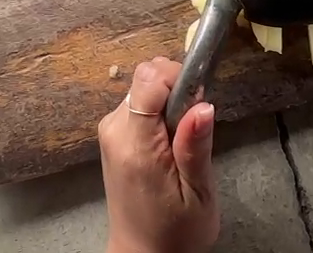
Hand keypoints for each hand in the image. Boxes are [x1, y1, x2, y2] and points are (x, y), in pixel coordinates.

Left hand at [97, 57, 218, 252]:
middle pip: (145, 79)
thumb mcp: (198, 195)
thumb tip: (203, 104)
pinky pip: (137, 102)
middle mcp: (115, 129)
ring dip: (165, 102)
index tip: (197, 101)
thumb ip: (196, 146)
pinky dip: (156, 112)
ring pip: (142, 88)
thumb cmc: (175, 233)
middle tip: (191, 127)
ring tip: (179, 142)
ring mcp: (110, 130)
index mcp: (136, 144)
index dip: (177, 77)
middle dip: (174, 91)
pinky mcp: (112, 133)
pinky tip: (166, 144)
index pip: (149, 79)